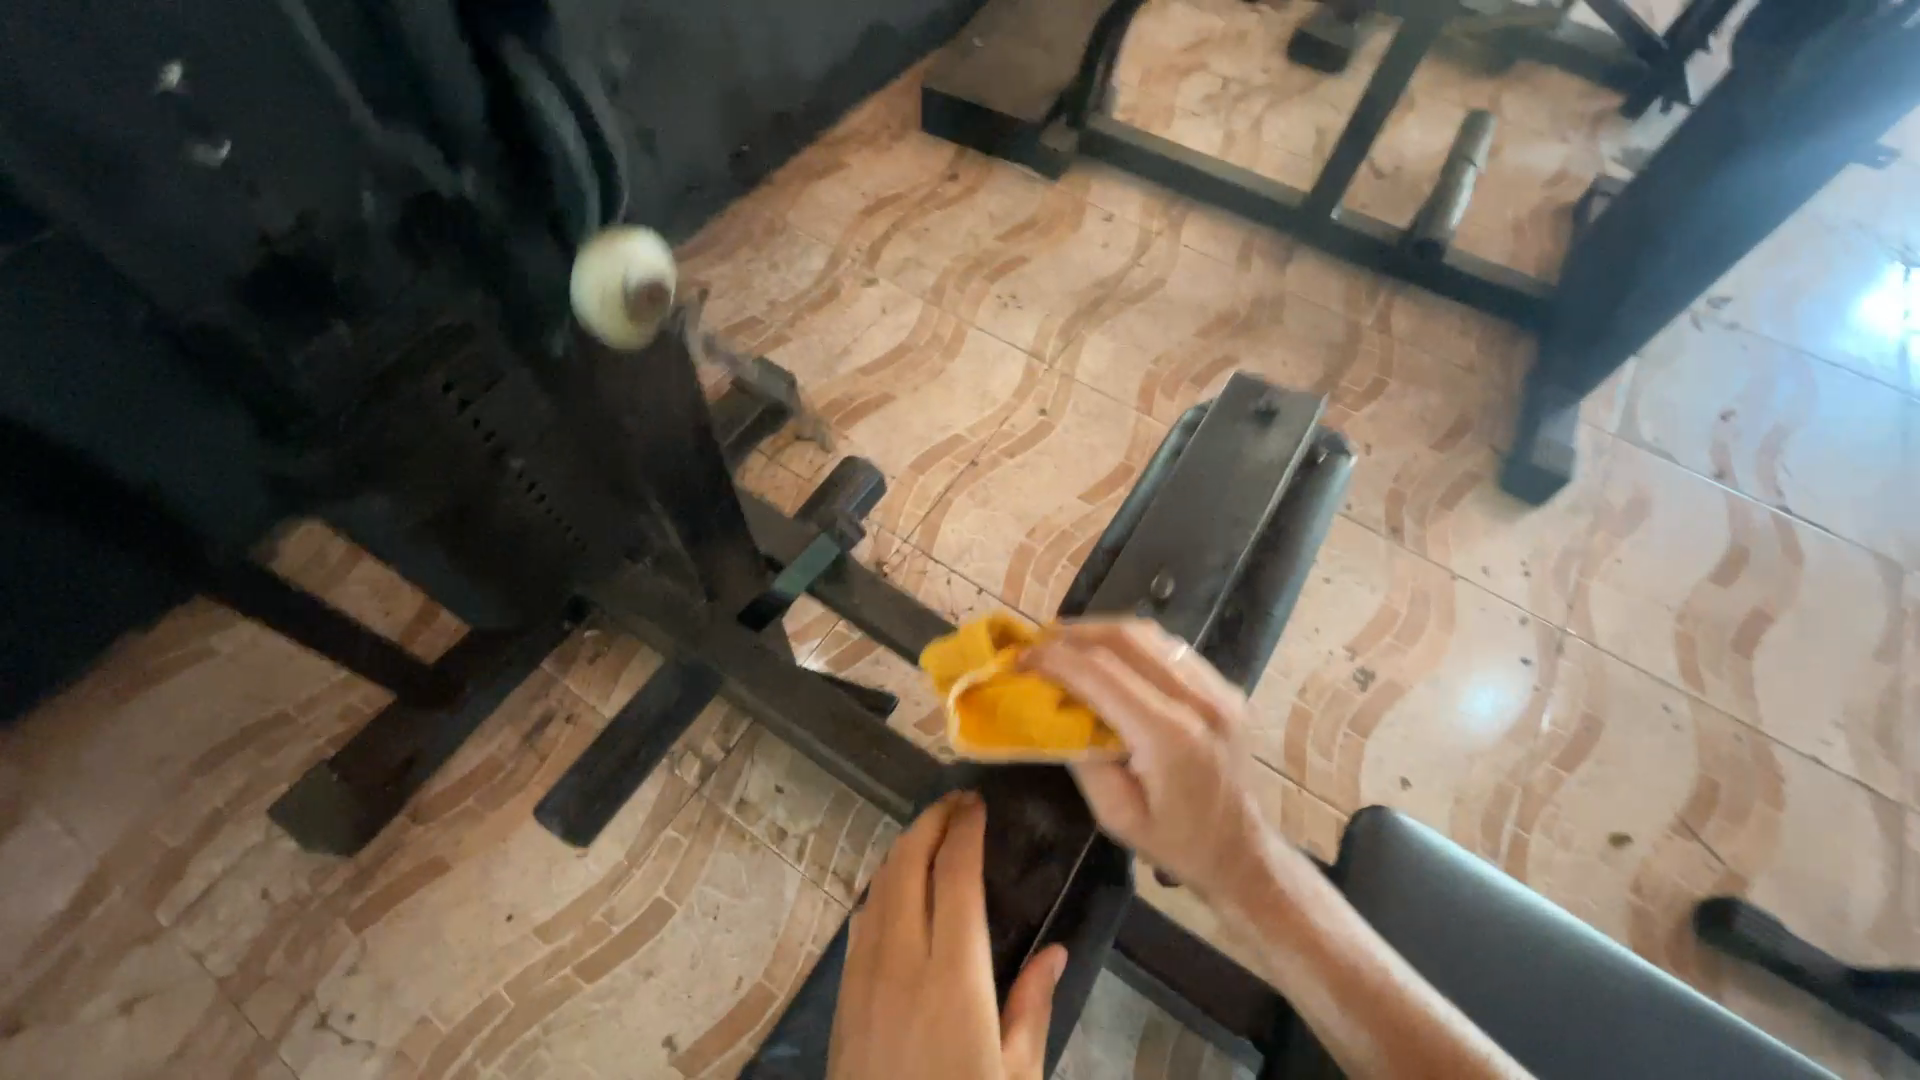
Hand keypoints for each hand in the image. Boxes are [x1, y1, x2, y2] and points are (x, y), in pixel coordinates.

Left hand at [829, 792, 1066, 1079]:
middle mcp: (902, 961)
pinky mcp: (844, 997)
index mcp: (954, 976)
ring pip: (878, 886)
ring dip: (903, 849)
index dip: (965, 830)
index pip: (955, 875)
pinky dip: (884, 886)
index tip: (979, 804)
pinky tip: (899, 891)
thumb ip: (1032, 1008)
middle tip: (957, 804)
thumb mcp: (1016, 1078)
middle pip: (906, 863)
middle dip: (930, 821)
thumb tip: (1056, 952)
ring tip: (932, 835)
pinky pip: (863, 920)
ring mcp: (865, 977)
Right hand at [1025, 619, 1274, 905]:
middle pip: (1125, 639)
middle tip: (1037, 641)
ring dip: (1101, 632)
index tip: (1021, 657)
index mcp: (1170, 736)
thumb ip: (1083, 756)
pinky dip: (1131, 644)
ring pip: (1149, 635)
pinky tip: (1108, 656)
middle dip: (1074, 634)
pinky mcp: (1226, 688)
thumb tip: (1052, 706)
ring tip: (1066, 642)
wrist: (1244, 854)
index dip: (1056, 658)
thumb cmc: (1176, 843)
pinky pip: (1170, 649)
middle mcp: (1199, 701)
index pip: (1101, 673)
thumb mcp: (1115, 815)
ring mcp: (1219, 690)